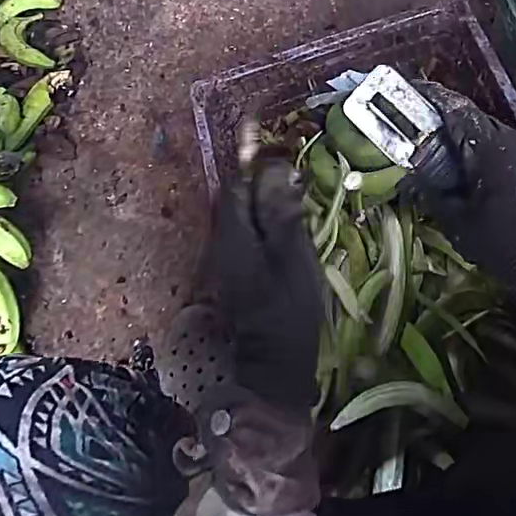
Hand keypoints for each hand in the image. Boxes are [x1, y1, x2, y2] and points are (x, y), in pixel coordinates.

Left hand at [203, 153, 323, 410]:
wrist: (276, 361)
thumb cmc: (289, 307)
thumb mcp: (293, 255)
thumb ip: (281, 211)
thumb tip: (276, 168)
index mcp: (234, 233)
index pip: (236, 184)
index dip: (256, 164)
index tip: (283, 154)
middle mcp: (222, 240)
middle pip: (234, 196)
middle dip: (259, 179)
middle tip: (292, 172)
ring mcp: (226, 257)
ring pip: (239, 213)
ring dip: (261, 199)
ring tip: (292, 192)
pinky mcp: (235, 270)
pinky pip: (245, 231)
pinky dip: (261, 219)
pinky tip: (283, 222)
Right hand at [406, 86, 515, 347]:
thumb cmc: (509, 250)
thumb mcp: (460, 225)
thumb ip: (433, 193)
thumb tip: (410, 174)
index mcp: (493, 147)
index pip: (455, 109)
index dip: (431, 100)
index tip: (412, 96)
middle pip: (478, 123)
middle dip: (451, 130)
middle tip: (428, 143)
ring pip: (500, 140)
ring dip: (478, 149)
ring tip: (460, 168)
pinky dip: (501, 162)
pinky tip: (494, 184)